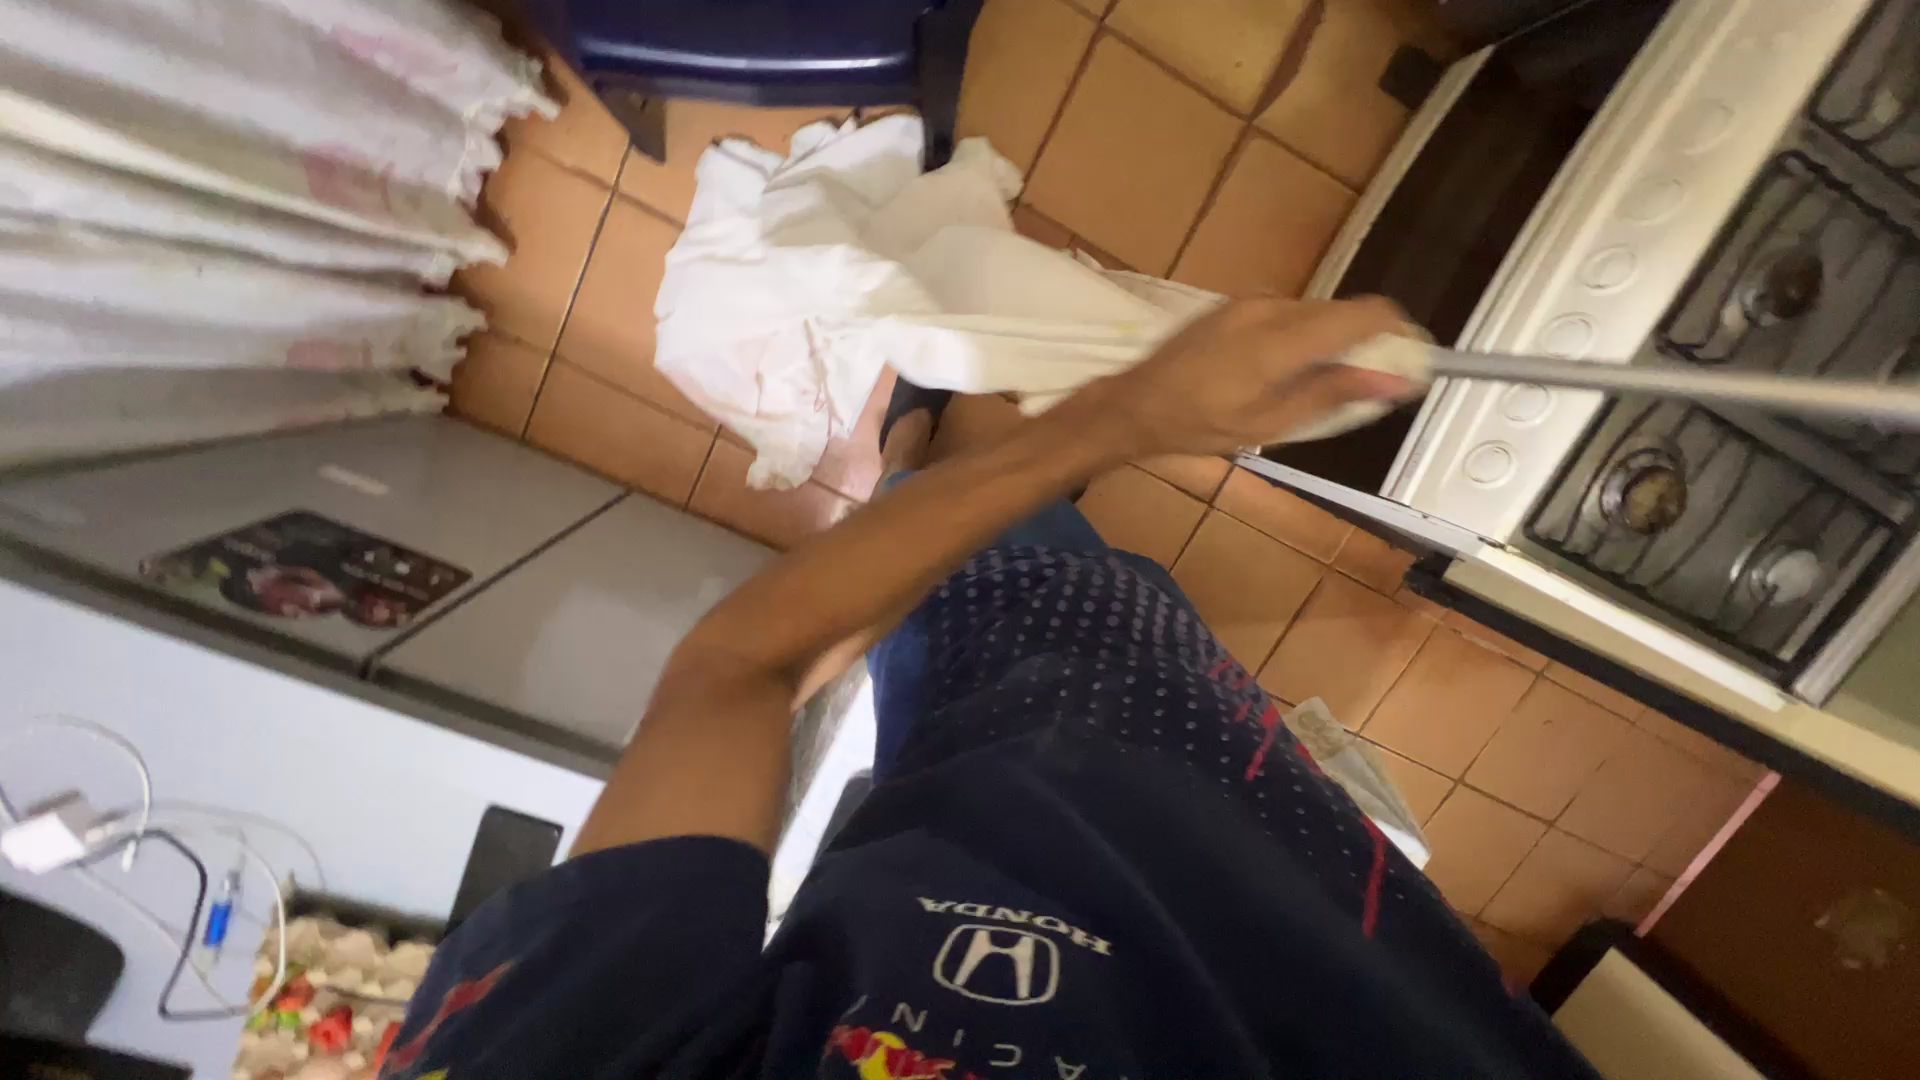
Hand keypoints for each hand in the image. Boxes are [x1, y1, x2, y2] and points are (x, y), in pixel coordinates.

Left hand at [1067, 296, 1422, 457]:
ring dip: (1329, 343)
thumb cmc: (1195, 425)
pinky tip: (1278, 372)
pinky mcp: (1233, 305)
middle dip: (1364, 345)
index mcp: (1279, 340)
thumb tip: (1397, 379)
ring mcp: (1247, 302)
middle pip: (1344, 312)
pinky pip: (1287, 314)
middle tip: (1359, 390)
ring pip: (1315, 313)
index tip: (1409, 364)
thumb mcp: (1267, 425)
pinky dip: (1300, 337)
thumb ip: (1332, 397)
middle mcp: (1268, 308)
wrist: (1133, 405)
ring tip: (1308, 388)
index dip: (1399, 335)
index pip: (1366, 314)